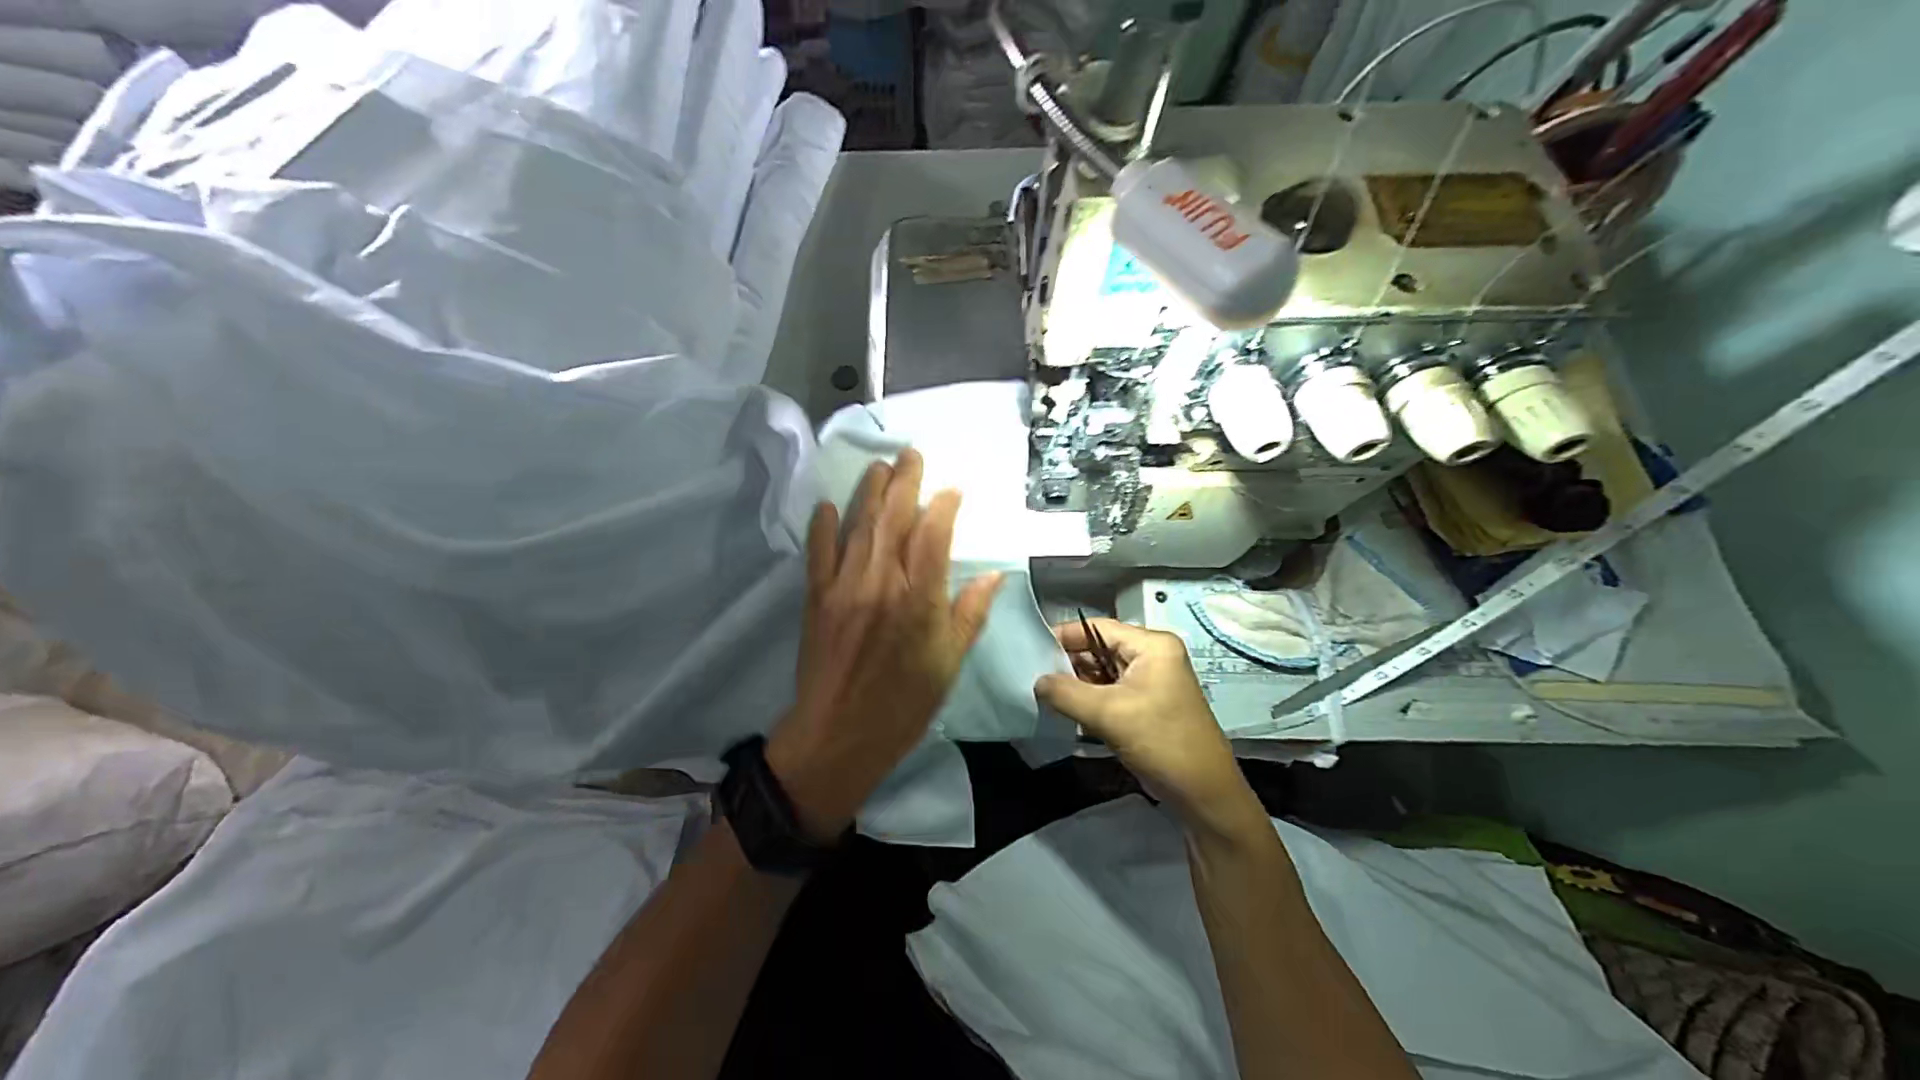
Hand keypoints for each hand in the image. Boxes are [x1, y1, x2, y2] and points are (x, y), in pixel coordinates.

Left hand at [767, 449, 1002, 840]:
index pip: (933, 535)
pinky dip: (823, 527)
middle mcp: (882, 582)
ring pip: (858, 527)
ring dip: (869, 492)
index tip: (952, 489)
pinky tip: (829, 506)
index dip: (943, 506)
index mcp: (920, 599)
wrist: (839, 736)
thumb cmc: (904, 705)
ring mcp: (844, 587)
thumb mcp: (949, 664)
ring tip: (879, 466)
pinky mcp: (817, 598)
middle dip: (904, 482)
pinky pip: (818, 553)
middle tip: (911, 454)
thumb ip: (970, 614)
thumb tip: (994, 575)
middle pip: (893, 519)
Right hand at [1034, 618, 1260, 837]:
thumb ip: (1066, 693)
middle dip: (1068, 662)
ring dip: (1077, 683)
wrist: (1202, 793)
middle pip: (1099, 648)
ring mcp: (1151, 681)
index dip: (1064, 636)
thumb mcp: (1108, 714)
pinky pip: (1110, 692)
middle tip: (1034, 675)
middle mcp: (1153, 656)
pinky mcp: (1146, 705)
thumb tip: (1037, 682)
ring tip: (1045, 693)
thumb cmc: (1160, 741)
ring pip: (1102, 672)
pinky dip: (1090, 699)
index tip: (1032, 649)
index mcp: (1152, 646)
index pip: (1098, 628)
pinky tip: (1066, 709)